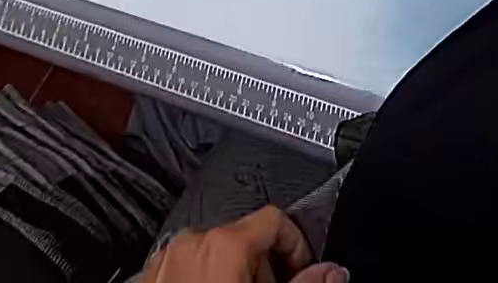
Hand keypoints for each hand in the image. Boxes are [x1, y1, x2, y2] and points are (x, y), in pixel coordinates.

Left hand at [138, 206, 344, 282]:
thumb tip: (333, 272)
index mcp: (226, 242)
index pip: (277, 220)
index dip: (297, 244)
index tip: (303, 270)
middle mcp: (193, 243)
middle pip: (246, 238)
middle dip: (264, 268)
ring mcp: (163, 264)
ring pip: (215, 256)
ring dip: (233, 277)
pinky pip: (184, 272)